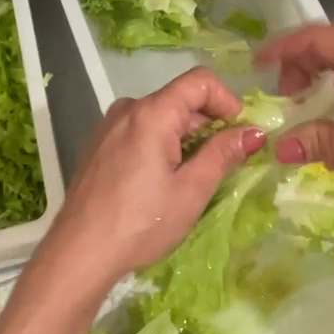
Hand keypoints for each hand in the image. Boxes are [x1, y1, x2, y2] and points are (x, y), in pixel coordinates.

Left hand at [24, 68, 265, 299]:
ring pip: (161, 117)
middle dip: (209, 124)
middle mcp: (127, 109)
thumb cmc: (141, 223)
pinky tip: (162, 181)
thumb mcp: (191, 190)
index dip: (228, 101)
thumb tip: (254, 132)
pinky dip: (162, 145)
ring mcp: (109, 126)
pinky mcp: (100, 145)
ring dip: (186, 138)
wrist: (80, 251)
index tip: (241, 134)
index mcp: (151, 113)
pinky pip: (140, 131)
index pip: (200, 81)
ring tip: (194, 178)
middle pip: (180, 100)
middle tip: (226, 163)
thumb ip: (222, 154)